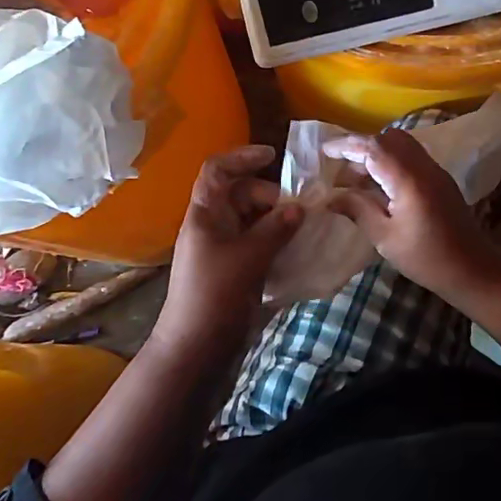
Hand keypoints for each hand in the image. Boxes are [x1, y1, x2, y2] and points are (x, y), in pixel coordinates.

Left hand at [153, 145, 301, 359]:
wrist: (195, 345)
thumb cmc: (215, 293)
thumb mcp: (248, 257)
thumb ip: (276, 229)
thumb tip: (299, 208)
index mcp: (205, 213)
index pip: (217, 170)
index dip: (242, 157)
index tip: (274, 155)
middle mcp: (212, 224)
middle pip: (241, 193)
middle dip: (271, 195)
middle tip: (300, 210)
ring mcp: (222, 247)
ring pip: (252, 219)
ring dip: (277, 219)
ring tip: (304, 228)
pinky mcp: (234, 268)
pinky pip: (256, 242)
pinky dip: (275, 240)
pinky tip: (296, 248)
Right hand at [324, 129, 496, 301]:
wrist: (472, 268)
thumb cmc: (426, 258)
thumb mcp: (385, 237)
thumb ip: (358, 210)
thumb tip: (330, 198)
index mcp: (408, 179)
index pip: (374, 147)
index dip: (346, 145)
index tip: (324, 151)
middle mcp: (424, 167)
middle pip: (389, 139)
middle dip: (361, 145)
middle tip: (338, 165)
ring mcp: (435, 171)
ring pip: (402, 145)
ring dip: (376, 152)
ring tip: (355, 176)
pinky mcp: (440, 179)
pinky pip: (411, 157)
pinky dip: (390, 161)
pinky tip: (377, 185)